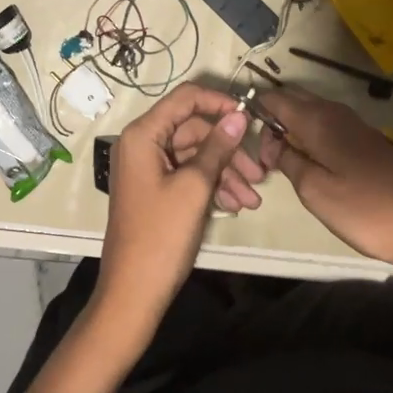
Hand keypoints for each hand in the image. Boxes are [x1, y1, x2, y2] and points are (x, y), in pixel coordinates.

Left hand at [96, 83, 264, 321]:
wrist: (133, 294)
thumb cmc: (161, 235)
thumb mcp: (195, 188)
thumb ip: (217, 147)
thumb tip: (239, 114)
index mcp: (142, 134)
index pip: (185, 98)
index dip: (218, 102)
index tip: (249, 116)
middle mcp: (141, 144)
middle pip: (193, 129)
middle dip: (227, 150)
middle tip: (259, 174)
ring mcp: (147, 168)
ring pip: (194, 155)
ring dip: (224, 173)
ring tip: (252, 200)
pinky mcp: (155, 190)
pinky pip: (186, 175)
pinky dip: (211, 186)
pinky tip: (234, 207)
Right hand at [257, 87, 392, 275]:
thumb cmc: (368, 210)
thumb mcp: (316, 192)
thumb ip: (288, 162)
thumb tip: (273, 143)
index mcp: (317, 118)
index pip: (274, 97)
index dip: (254, 114)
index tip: (247, 147)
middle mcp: (335, 112)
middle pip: (293, 101)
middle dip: (273, 121)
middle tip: (265, 160)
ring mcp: (355, 125)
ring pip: (312, 115)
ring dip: (293, 132)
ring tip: (286, 168)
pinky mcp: (369, 142)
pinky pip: (329, 128)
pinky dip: (313, 140)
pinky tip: (316, 169)